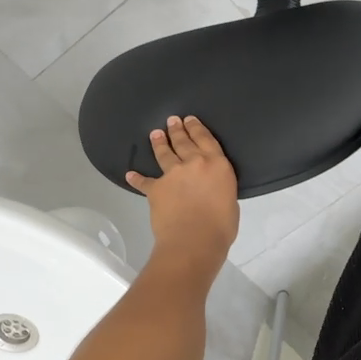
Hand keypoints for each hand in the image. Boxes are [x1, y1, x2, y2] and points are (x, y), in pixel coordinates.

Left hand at [127, 116, 238, 268]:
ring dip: (159, 143)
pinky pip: (144, 181)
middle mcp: (194, 163)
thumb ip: (219, 188)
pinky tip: (130, 174)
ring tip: (155, 134)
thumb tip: (211, 190)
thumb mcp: (230, 200)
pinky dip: (137, 178)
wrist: (195, 240)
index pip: (206, 139)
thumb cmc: (222, 226)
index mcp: (217, 165)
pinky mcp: (156, 189)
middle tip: (172, 120)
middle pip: (184, 141)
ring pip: (164, 153)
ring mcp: (173, 174)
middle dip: (177, 129)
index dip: (197, 127)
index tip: (190, 119)